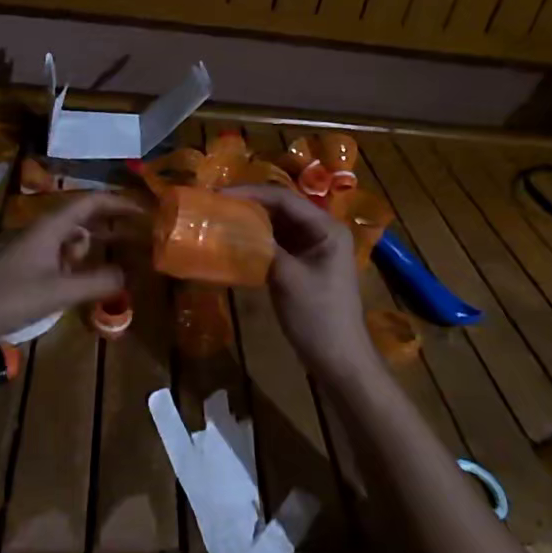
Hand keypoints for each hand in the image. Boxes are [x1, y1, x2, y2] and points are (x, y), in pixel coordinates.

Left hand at [0, 193, 141, 344]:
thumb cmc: (12, 298)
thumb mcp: (59, 291)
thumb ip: (96, 282)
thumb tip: (126, 274)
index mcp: (48, 227)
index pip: (88, 202)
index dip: (117, 202)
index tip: (143, 210)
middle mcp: (38, 231)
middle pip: (79, 217)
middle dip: (108, 224)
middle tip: (136, 234)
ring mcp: (27, 247)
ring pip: (66, 238)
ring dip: (90, 245)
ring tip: (113, 262)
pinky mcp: (19, 265)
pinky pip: (55, 254)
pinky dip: (73, 261)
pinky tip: (81, 280)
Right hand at [223, 185, 370, 366]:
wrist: (338, 358)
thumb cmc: (317, 316)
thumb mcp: (286, 277)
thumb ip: (261, 246)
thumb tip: (228, 225)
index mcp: (327, 228)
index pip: (284, 198)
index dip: (249, 193)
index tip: (217, 194)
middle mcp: (322, 231)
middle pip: (280, 207)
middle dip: (247, 203)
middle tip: (213, 203)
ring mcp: (313, 248)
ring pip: (276, 224)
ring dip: (249, 220)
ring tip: (218, 217)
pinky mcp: (302, 263)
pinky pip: (275, 241)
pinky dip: (255, 238)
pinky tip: (232, 240)